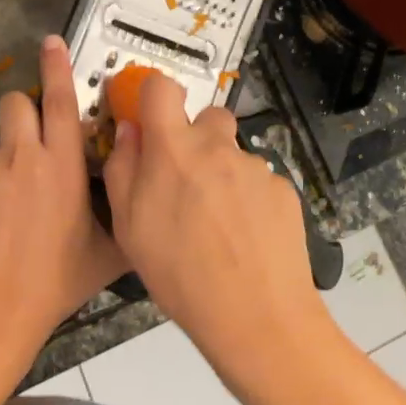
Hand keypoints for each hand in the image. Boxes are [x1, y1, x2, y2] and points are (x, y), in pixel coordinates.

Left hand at [0, 36, 128, 352]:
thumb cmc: (58, 281)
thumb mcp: (108, 251)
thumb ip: (125, 213)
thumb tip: (140, 194)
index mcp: (62, 165)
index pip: (60, 100)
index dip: (57, 66)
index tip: (51, 41)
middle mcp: (22, 156)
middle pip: (17, 102)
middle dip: (25, 111)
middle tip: (33, 140)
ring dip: (5, 153)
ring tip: (12, 193)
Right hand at [101, 72, 333, 386]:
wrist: (256, 317)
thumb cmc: (178, 274)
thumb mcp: (127, 227)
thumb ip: (122, 169)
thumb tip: (129, 132)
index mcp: (173, 150)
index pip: (162, 87)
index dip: (154, 95)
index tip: (151, 121)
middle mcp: (217, 147)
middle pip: (207, 117)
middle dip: (195, 139)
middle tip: (186, 182)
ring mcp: (255, 168)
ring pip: (233, 154)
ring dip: (222, 173)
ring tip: (217, 224)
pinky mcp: (283, 192)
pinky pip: (258, 182)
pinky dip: (248, 200)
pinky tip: (245, 239)